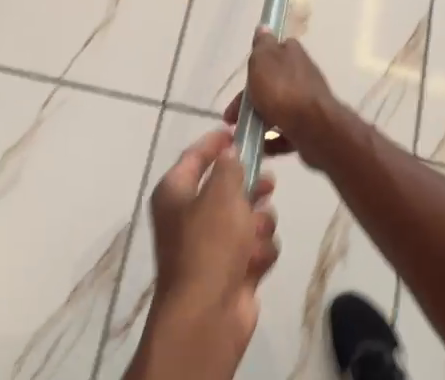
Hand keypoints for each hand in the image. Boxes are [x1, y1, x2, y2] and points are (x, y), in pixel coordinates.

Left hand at [138, 129, 279, 378]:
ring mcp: (211, 247)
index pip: (194, 157)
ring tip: (258, 232)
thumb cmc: (209, 243)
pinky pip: (255, 248)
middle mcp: (189, 217)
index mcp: (175, 193)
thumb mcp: (221, 192)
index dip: (216, 142)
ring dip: (259, 223)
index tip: (239, 130)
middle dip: (250, 187)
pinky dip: (259, 252)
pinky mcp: (231, 271)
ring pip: (247, 218)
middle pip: (226, 189)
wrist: (208, 313)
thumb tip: (230, 152)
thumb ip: (230, 166)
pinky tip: (256, 260)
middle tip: (269, 182)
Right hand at [222, 30, 343, 169]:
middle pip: (271, 85)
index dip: (255, 66)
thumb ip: (262, 45)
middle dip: (250, 100)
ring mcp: (307, 103)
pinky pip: (285, 132)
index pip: (273, 52)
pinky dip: (271, 140)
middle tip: (231, 117)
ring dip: (258, 121)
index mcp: (292, 55)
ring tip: (240, 135)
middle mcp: (302, 75)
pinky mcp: (309, 128)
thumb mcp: (263, 60)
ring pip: (277, 109)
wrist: (313, 129)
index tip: (241, 81)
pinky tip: (259, 147)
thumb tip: (265, 27)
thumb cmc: (282, 90)